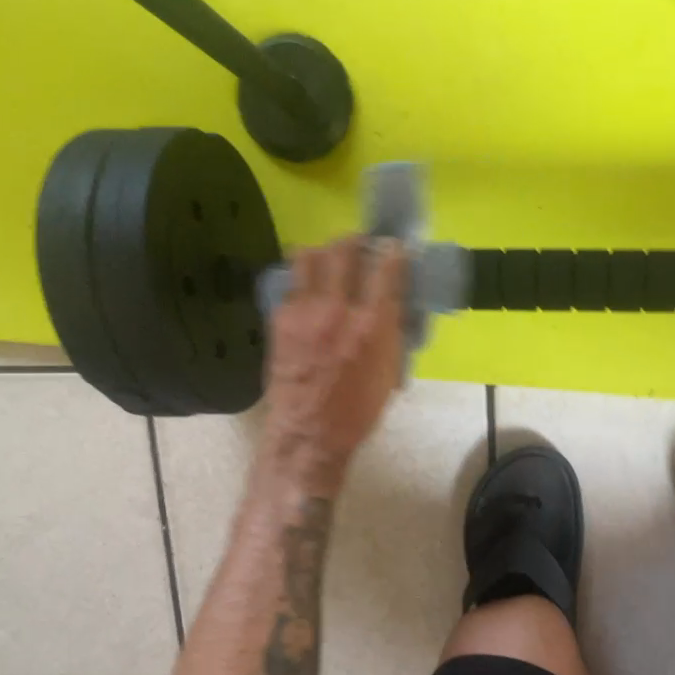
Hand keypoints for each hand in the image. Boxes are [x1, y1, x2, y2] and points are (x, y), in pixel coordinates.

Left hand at [261, 236, 408, 492]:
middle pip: (343, 250)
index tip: (395, 247)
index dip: (392, 251)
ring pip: (309, 257)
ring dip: (323, 252)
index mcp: (372, 326)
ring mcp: (304, 311)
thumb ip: (391, 333)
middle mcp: (337, 309)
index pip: (386, 269)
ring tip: (330, 261)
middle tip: (360, 245)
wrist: (309, 433)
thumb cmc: (357, 412)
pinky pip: (292, 285)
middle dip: (355, 241)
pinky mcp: (280, 319)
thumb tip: (394, 307)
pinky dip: (304, 282)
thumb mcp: (389, 374)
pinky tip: (310, 294)